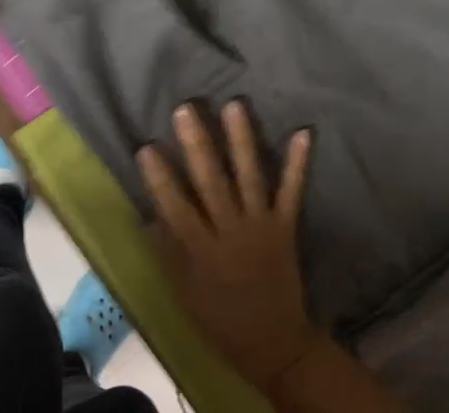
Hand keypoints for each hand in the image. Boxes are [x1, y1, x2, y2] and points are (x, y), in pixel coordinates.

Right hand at [137, 101, 318, 390]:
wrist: (275, 344)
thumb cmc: (220, 319)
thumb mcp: (183, 293)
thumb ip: (168, 251)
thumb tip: (150, 212)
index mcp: (202, 250)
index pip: (176, 207)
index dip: (160, 177)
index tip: (146, 146)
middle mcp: (231, 231)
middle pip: (211, 182)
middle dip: (197, 144)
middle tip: (186, 109)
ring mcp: (261, 226)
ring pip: (250, 176)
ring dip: (242, 140)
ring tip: (234, 105)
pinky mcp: (286, 227)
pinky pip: (291, 191)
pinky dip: (297, 163)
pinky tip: (302, 133)